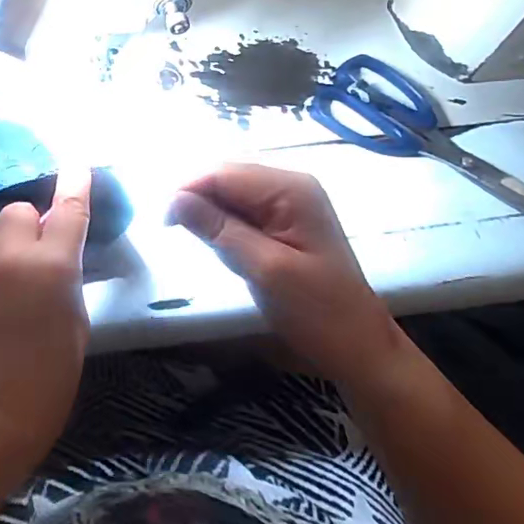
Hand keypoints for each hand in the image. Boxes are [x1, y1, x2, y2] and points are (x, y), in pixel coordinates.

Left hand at [0, 169, 91, 488]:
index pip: (68, 210)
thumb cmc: (40, 387)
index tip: (75, 167)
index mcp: (51, 268)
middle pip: (16, 212)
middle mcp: (5, 255)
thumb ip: (63, 277)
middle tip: (20, 268)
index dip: (74, 187)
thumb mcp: (72, 328)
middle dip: (23, 232)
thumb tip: (54, 246)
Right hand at [168, 163, 402, 384]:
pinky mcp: (284, 223)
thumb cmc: (318, 312)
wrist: (359, 350)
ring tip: (201, 244)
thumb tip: (175, 199)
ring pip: (231, 195)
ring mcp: (289, 204)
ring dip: (209, 215)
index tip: (163, 223)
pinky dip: (224, 226)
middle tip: (176, 234)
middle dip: (197, 201)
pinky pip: (242, 212)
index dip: (188, 190)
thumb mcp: (265, 270)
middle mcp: (290, 186)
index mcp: (291, 189)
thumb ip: (219, 229)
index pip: (224, 173)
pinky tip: (221, 247)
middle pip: (227, 179)